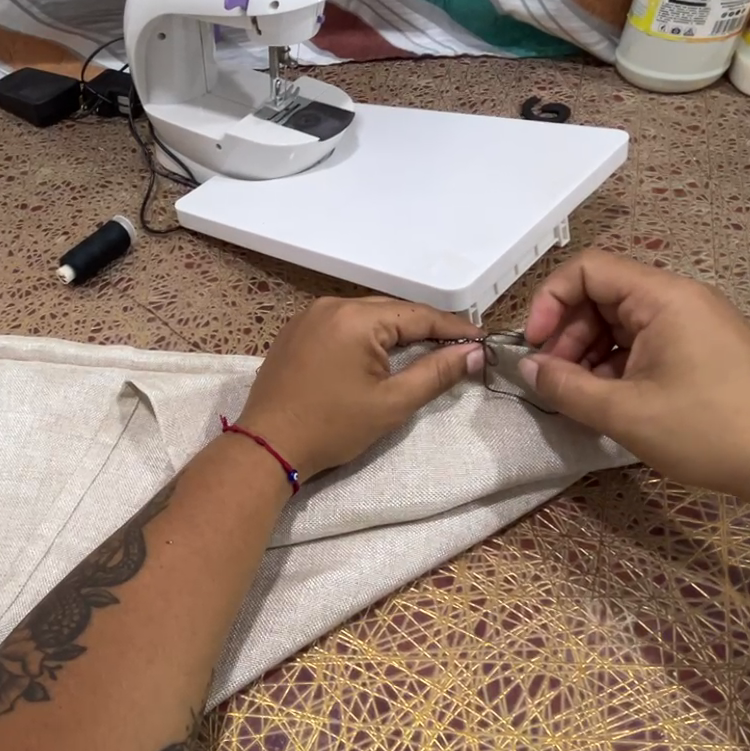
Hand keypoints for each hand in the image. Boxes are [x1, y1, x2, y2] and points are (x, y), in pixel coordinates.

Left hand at [237, 297, 484, 477]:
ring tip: (425, 350)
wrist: (267, 444)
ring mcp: (308, 317)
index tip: (482, 341)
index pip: (418, 315)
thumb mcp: (392, 403)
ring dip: (395, 332)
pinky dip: (365, 336)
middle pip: (391, 311)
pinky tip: (379, 354)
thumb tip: (473, 352)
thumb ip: (436, 373)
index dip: (453, 329)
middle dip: (425, 328)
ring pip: (365, 316)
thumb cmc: (331, 427)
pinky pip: (340, 324)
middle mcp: (331, 306)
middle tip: (458, 347)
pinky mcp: (294, 332)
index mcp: (356, 318)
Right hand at [519, 250, 749, 515]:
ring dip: (586, 353)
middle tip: (552, 378)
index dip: (549, 300)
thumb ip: (564, 386)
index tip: (534, 344)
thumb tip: (525, 368)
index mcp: (664, 298)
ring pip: (617, 322)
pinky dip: (613, 365)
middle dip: (565, 334)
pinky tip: (607, 400)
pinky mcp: (699, 350)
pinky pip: (640, 343)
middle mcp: (679, 300)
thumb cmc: (710, 430)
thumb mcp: (624, 412)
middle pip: (600, 296)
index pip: (587, 270)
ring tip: (577, 394)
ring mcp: (692, 325)